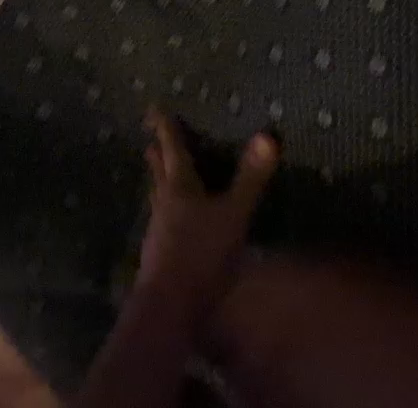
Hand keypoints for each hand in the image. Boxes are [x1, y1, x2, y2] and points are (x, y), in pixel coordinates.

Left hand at [137, 107, 278, 306]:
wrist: (169, 307)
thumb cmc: (201, 253)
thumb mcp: (233, 213)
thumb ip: (251, 177)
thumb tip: (268, 135)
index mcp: (179, 188)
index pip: (173, 151)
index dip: (167, 130)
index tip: (154, 110)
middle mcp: (164, 204)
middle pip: (160, 173)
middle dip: (158, 155)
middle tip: (149, 140)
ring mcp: (159, 232)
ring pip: (158, 198)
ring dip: (158, 182)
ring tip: (157, 175)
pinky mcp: (160, 255)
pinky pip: (163, 222)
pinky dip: (166, 211)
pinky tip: (171, 222)